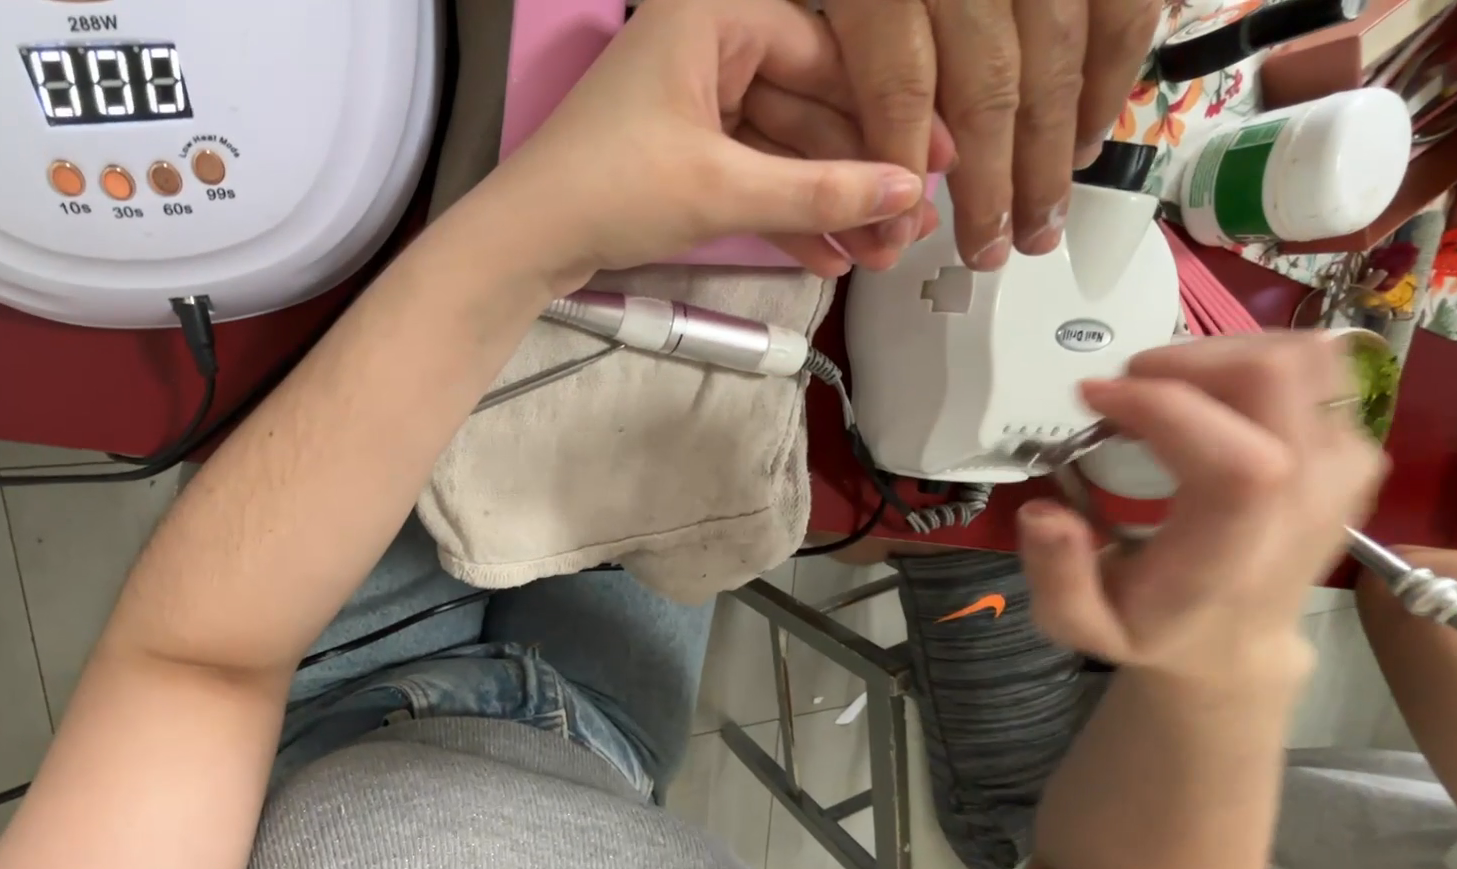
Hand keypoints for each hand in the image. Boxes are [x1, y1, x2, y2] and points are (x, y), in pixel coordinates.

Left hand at [475, 0, 927, 294]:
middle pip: (809, 109)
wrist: (524, 244)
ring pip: (780, 153)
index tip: (931, 166)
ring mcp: (693, 104)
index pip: (829, 56)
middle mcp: (708, 46)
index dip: (886, 118)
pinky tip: (829, 256)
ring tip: (878, 254)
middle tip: (907, 227)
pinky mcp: (682, 156)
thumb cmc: (609, 189)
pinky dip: (782, 218)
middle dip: (857, 177)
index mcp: (717, 14)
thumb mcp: (721, 189)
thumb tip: (903, 195)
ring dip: (826, 206)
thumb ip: (818, 191)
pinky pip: (748, 180)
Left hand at [822, 0, 1158, 270]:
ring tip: (1043, 220)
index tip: (907, 228)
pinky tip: (1091, 140)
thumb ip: (832, 50)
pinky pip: (1119, 10)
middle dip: (993, 182)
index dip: (908, 163)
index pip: (902, 82)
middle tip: (991, 251)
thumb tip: (868, 141)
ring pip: (1058, 57)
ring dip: (1055, 151)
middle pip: (988, 85)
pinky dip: (1110, 79)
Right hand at [1019, 335, 1385, 678]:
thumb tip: (1040, 511)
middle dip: (1184, 360)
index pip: (1236, 458)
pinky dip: (1245, 361)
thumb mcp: (1076, 624)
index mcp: (1235, 547)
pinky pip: (1313, 368)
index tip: (1091, 396)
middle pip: (1278, 381)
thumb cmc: (1149, 628)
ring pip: (1302, 358)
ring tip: (1156, 386)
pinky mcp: (1348, 447)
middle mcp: (1308, 498)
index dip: (1162, 407)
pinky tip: (1196, 394)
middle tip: (1122, 387)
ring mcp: (1341, 466)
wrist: (1233, 645)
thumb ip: (1056, 575)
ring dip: (1217, 352)